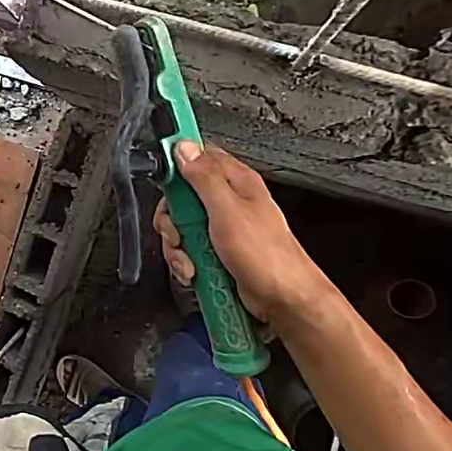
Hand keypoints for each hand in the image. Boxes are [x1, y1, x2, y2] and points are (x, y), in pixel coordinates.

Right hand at [154, 140, 337, 327]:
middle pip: (181, 197)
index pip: (198, 156)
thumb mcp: (229, 211)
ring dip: (179, 247)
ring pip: (181, 227)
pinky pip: (188, 250)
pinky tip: (196, 271)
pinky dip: (186, 262)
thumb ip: (204, 178)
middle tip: (180, 233)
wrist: (283, 301)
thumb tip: (184, 149)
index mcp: (236, 182)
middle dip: (173, 219)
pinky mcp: (216, 251)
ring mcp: (221, 228)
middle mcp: (228, 202)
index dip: (176, 164)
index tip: (168, 186)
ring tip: (192, 260)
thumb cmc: (269, 258)